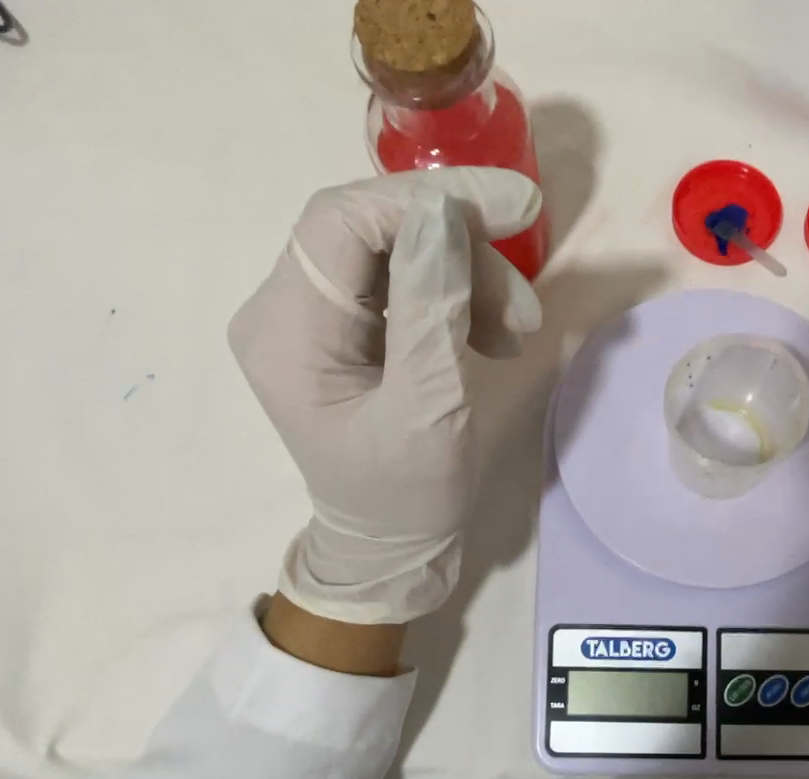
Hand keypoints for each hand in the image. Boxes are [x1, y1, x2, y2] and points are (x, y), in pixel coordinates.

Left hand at [228, 168, 542, 625]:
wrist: (391, 549)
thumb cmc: (405, 498)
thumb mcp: (428, 412)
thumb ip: (432, 310)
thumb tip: (443, 214)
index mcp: (287, 332)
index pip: (344, 221)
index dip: (431, 199)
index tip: (516, 210)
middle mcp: (286, 309)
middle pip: (374, 230)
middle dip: (460, 252)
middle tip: (523, 307)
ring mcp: (315, 317)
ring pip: (398, 251)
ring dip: (469, 279)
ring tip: (516, 332)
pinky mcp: (347, 328)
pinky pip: (404, 282)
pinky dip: (457, 297)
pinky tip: (490, 336)